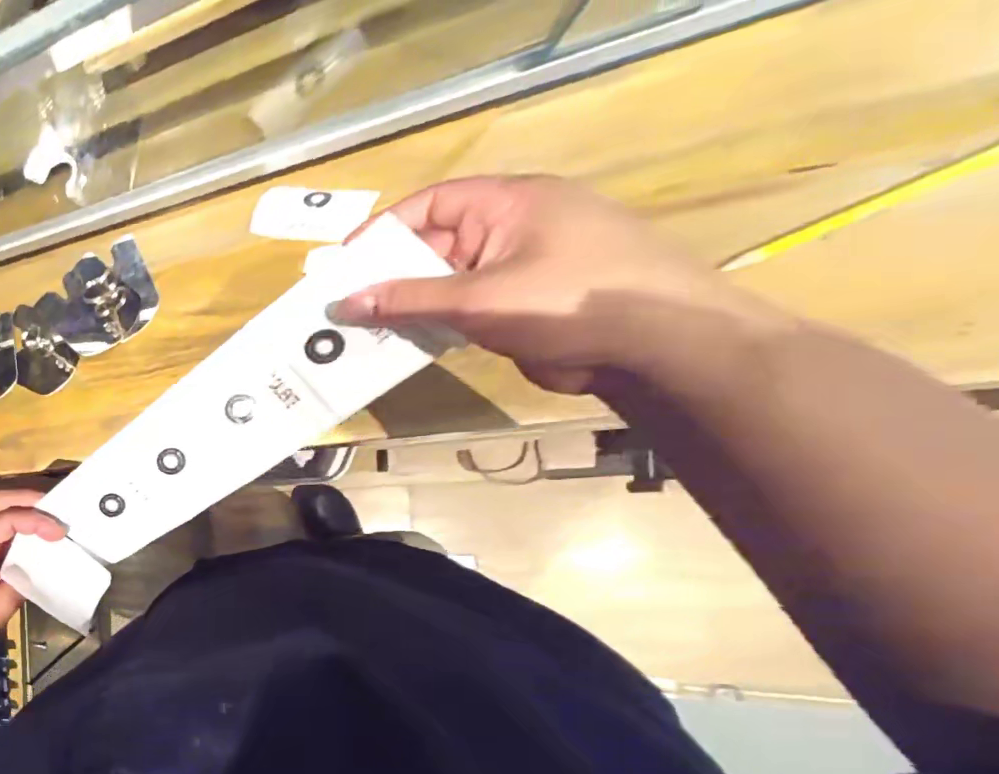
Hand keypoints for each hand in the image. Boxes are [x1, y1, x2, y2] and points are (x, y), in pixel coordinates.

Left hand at [0, 490, 66, 661]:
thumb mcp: (5, 599)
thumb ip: (27, 574)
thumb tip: (47, 557)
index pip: (7, 519)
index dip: (36, 520)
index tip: (60, 531)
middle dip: (29, 499)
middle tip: (57, 506)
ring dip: (23, 508)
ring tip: (50, 515)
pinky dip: (17, 523)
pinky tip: (34, 531)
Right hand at [327, 175, 788, 394]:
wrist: (655, 344)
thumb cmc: (568, 299)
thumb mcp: (480, 298)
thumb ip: (408, 300)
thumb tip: (345, 302)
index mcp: (508, 203)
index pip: (432, 204)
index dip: (384, 229)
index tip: (344, 262)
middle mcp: (510, 229)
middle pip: (434, 245)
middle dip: (389, 275)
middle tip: (344, 306)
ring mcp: (516, 270)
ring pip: (445, 283)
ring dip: (407, 305)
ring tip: (360, 330)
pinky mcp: (518, 307)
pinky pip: (462, 310)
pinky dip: (432, 325)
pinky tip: (400, 345)